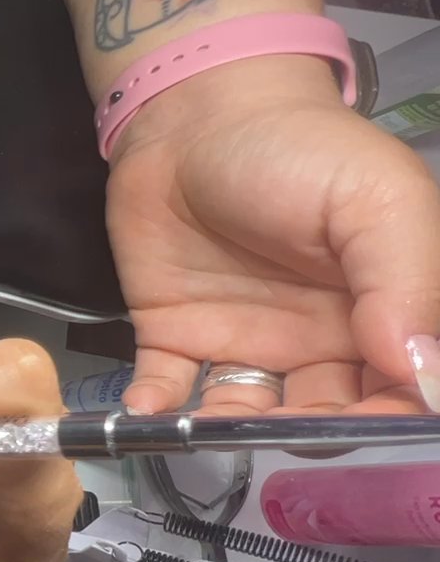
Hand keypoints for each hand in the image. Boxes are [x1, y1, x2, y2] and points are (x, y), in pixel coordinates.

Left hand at [106, 54, 439, 415]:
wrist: (191, 131)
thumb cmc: (298, 154)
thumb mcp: (377, 205)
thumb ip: (408, 285)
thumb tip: (427, 371)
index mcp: (386, 310)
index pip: (405, 383)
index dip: (398, 412)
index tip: (384, 424)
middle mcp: (316, 338)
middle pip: (324, 409)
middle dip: (312, 429)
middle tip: (285, 429)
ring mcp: (239, 339)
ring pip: (243, 408)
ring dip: (230, 428)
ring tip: (213, 430)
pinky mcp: (170, 333)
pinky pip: (165, 384)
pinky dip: (156, 405)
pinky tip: (150, 413)